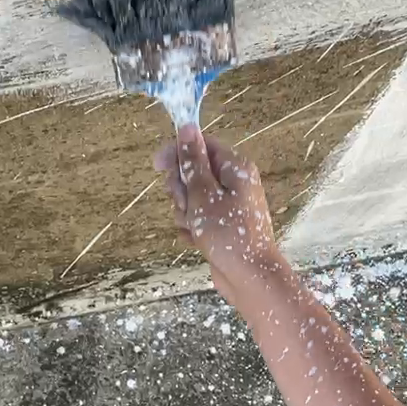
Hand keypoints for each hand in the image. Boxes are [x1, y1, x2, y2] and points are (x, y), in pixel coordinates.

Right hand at [154, 124, 283, 295]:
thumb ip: (192, 161)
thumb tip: (187, 127)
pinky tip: (196, 240)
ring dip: (184, 212)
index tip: (158, 166)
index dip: (177, 153)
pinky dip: (191, 228)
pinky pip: (195, 218)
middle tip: (185, 204)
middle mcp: (233, 183)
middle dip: (180, 189)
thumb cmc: (228, 234)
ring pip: (190, 197)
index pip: (201, 146)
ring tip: (194, 227)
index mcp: (235, 168)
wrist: (248, 278)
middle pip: (192, 172)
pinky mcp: (220, 225)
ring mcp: (226, 205)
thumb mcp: (203, 194)